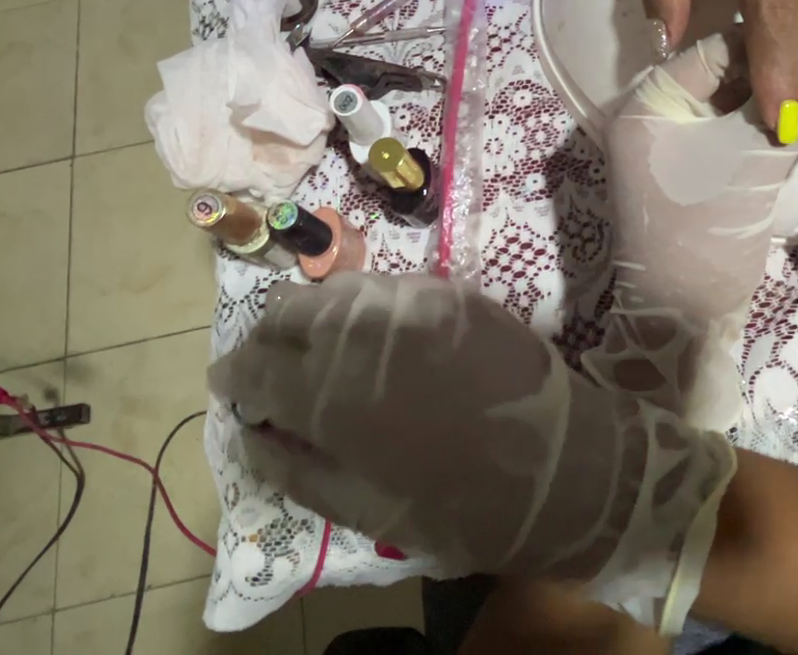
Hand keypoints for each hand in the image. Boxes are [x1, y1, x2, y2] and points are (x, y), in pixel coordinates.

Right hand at [209, 272, 737, 629]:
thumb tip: (245, 434)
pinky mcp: (450, 292)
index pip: (257, 365)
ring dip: (310, 316)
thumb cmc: (461, 505)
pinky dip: (359, 307)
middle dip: (267, 338)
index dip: (235, 376)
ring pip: (335, 290)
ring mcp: (413, 303)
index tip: (230, 387)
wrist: (566, 465)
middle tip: (270, 367)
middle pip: (289, 311)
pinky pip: (384, 287)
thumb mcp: (366, 509)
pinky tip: (367, 335)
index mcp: (337, 396)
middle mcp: (367, 334)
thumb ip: (295, 467)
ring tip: (315, 350)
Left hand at [589, 12, 797, 425]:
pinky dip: (782, 130)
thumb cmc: (703, 228)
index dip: (775, 43)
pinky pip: (747, 132)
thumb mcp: (752, 159)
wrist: (685, 312)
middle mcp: (661, 113)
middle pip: (733, 74)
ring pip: (746, 104)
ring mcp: (683, 142)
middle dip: (788, 74)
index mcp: (650, 100)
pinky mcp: (707, 168)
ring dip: (791, 104)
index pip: (718, 49)